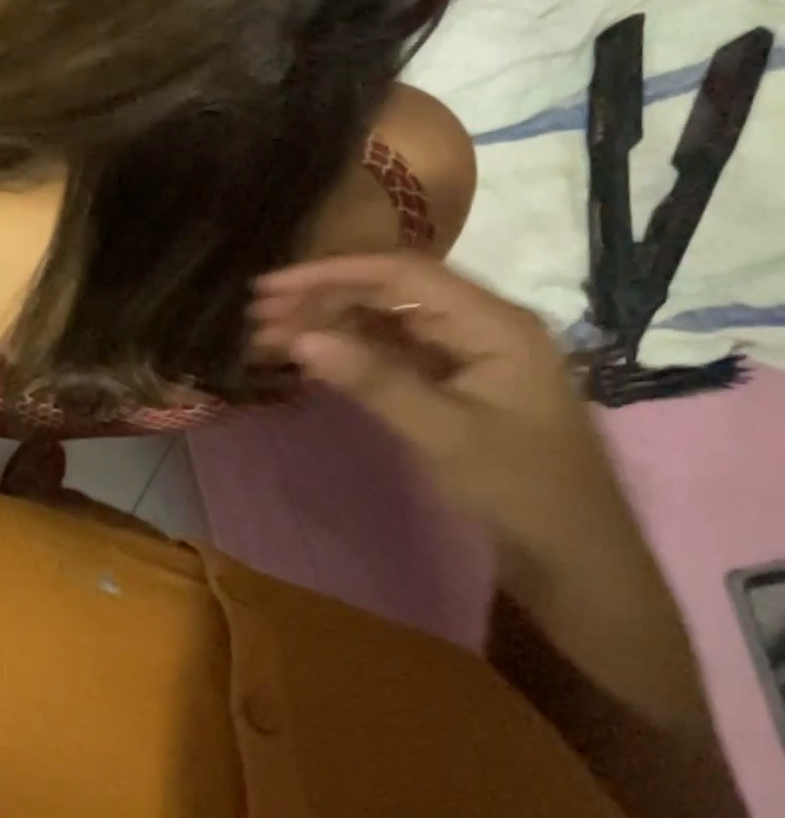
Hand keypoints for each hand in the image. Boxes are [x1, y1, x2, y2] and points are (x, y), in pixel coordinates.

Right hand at [249, 254, 626, 548]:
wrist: (572, 557)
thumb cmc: (520, 490)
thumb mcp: (443, 434)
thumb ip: (372, 380)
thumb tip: (299, 338)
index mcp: (494, 324)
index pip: (400, 274)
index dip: (330, 274)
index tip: (269, 289)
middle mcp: (481, 325)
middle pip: (387, 292)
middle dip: (320, 299)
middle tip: (257, 316)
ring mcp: (466, 352)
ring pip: (383, 320)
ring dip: (326, 323)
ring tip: (268, 336)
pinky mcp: (451, 379)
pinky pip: (389, 349)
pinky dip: (346, 349)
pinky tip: (308, 357)